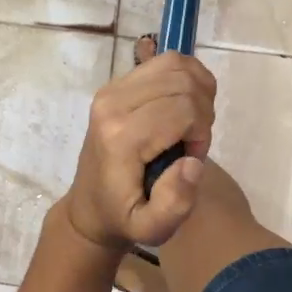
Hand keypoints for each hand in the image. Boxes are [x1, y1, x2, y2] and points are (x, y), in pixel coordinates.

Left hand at [62, 41, 215, 250]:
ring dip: (196, 91)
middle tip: (193, 141)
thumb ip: (175, 204)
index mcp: (121, 138)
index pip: (184, 109)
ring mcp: (111, 88)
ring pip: (175, 64)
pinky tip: (183, 105)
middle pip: (182, 82)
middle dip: (202, 110)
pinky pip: (163, 62)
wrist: (89, 206)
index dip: (201, 133)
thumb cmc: (123, 217)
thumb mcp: (152, 229)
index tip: (191, 158)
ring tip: (190, 122)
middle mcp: (112, 104)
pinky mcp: (115, 83)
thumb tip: (191, 163)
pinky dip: (185, 78)